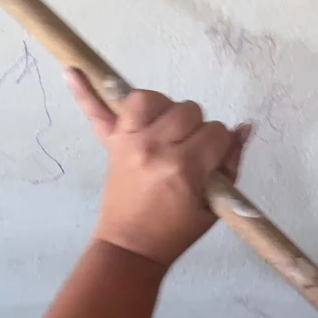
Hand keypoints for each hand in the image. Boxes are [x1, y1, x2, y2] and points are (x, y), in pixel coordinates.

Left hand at [67, 69, 249, 267]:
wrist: (132, 247)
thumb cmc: (178, 230)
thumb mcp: (215, 203)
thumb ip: (231, 163)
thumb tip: (245, 127)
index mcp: (184, 167)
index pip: (216, 131)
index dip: (220, 145)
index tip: (211, 163)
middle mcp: (154, 147)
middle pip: (189, 109)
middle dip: (196, 129)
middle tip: (189, 153)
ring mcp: (129, 142)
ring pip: (151, 98)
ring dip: (163, 109)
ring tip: (165, 130)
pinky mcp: (111, 144)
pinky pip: (95, 111)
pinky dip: (83, 91)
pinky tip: (72, 70)